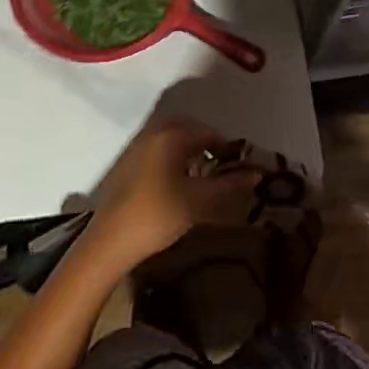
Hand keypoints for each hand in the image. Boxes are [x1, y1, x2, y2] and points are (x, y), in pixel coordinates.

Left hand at [82, 119, 261, 272]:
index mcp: (170, 136)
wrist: (112, 239)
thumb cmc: (159, 214)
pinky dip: (173, 158)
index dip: (226, 146)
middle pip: (186, 130)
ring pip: (170, 140)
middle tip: (223, 166)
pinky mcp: (127, 164)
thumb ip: (229, 184)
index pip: (206, 132)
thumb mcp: (200, 201)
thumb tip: (256, 174)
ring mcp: (136, 148)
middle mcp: (151, 134)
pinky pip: (157, 150)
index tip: (240, 164)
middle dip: (206, 144)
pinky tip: (179, 182)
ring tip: (204, 176)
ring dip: (189, 151)